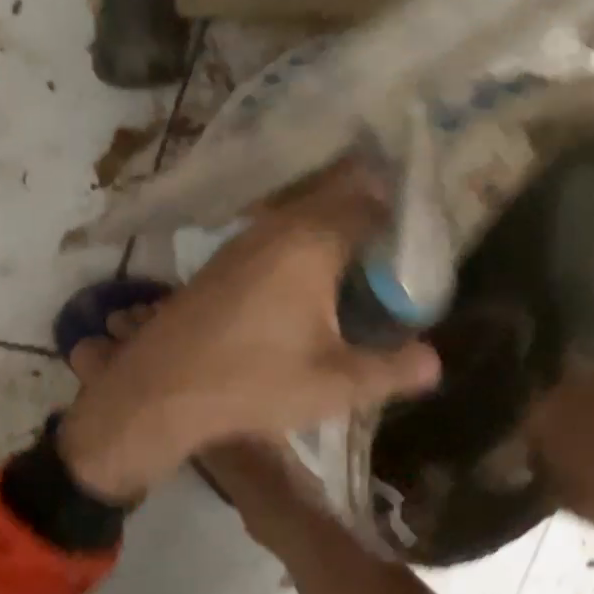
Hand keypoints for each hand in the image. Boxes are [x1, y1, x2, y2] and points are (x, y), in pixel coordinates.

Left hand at [62, 164, 441, 501]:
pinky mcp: (225, 260)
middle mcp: (279, 226)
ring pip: (306, 217)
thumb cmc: (253, 383)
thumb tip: (436, 360)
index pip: (371, 202)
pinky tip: (314, 290)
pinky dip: (307, 248)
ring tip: (364, 275)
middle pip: (338, 201)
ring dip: (337, 235)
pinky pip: (280, 235)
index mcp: (312, 242)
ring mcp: (245, 239)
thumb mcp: (335, 385)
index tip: (423, 246)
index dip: (401, 218)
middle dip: (372, 221)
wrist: (157, 392)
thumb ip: (392, 368)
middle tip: (398, 260)